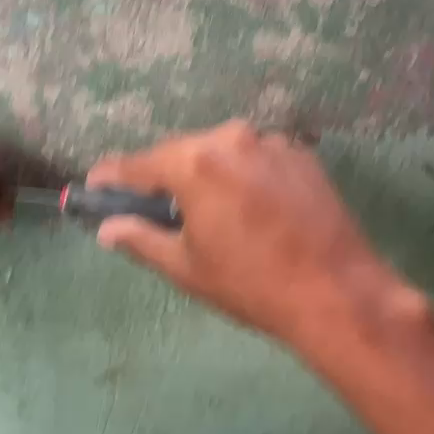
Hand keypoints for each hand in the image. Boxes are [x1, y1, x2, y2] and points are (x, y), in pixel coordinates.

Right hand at [88, 121, 417, 347]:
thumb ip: (141, 239)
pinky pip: (256, 159)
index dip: (112, 176)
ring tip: (209, 211)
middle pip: (181, 153)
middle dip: (163, 177)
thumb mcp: (187, 268)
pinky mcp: (302, 155)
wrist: (338, 294)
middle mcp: (231, 139)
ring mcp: (271, 143)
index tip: (94, 185)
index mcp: (195, 163)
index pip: (137, 164)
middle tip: (153, 207)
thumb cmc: (252, 284)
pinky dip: (244, 176)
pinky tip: (252, 209)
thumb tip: (107, 230)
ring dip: (207, 174)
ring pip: (222, 153)